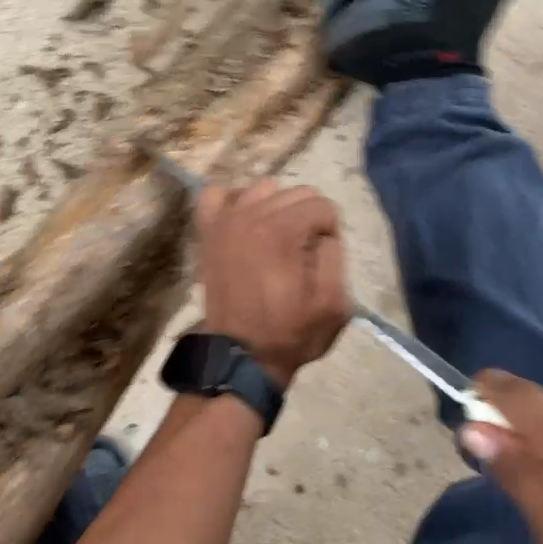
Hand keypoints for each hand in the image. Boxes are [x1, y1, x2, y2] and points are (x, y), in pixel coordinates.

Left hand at [194, 180, 350, 385]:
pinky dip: (233, 201)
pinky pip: (216, 194)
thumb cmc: (290, 333)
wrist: (241, 355)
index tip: (321, 260)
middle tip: (303, 254)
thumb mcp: (334, 303)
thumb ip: (336, 255)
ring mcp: (223, 220)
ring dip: (276, 207)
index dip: (331, 233)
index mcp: (281, 232)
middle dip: (307, 219)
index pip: (322, 206)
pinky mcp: (207, 231)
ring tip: (277, 239)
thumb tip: (323, 232)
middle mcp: (249, 215)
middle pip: (295, 192)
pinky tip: (245, 222)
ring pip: (262, 188)